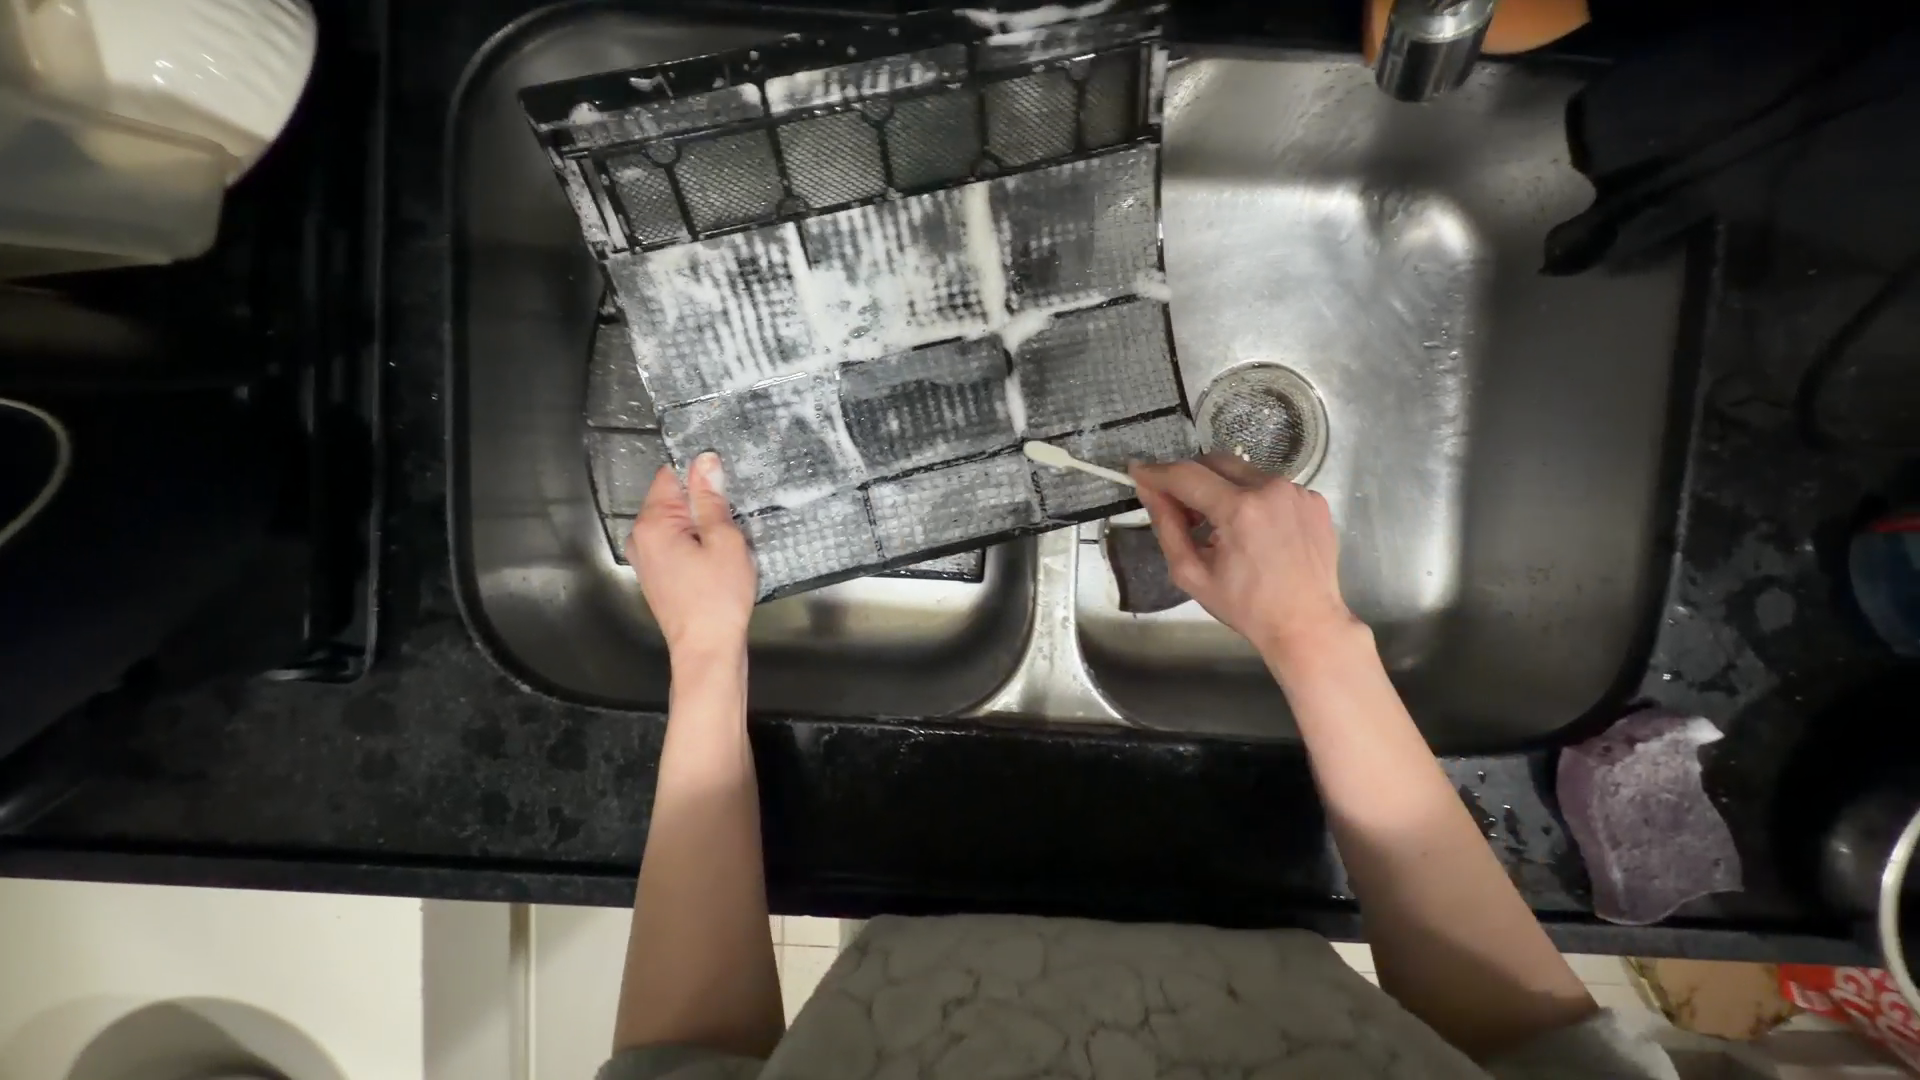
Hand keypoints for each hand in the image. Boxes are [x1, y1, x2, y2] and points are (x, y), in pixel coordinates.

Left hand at [627, 453, 756, 662]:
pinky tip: (716, 559)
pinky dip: (694, 544)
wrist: (706, 647)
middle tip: (733, 519)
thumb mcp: (724, 540)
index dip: (700, 476)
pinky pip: (674, 544)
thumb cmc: (719, 595)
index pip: (671, 476)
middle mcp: (640, 537)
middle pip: (671, 500)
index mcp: (653, 523)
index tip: (726, 488)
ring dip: (700, 525)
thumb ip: (711, 499)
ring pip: (675, 524)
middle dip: (701, 503)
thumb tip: (705, 460)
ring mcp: (644, 558)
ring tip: (728, 540)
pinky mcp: (655, 575)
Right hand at [1129, 459, 1360, 668]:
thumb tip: (1148, 490)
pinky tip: (1254, 533)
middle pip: (1215, 462)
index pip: (1186, 475)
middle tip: (1181, 511)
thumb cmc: (1245, 606)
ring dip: (1222, 489)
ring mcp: (1297, 492)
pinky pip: (1271, 487)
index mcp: (1239, 509)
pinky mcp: (1313, 500)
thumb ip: (1166, 525)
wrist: (1306, 624)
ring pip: (1244, 473)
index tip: (1137, 471)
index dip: (1156, 472)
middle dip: (1190, 478)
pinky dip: (1253, 501)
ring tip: (1220, 528)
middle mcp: (1271, 489)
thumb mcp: (1191, 572)